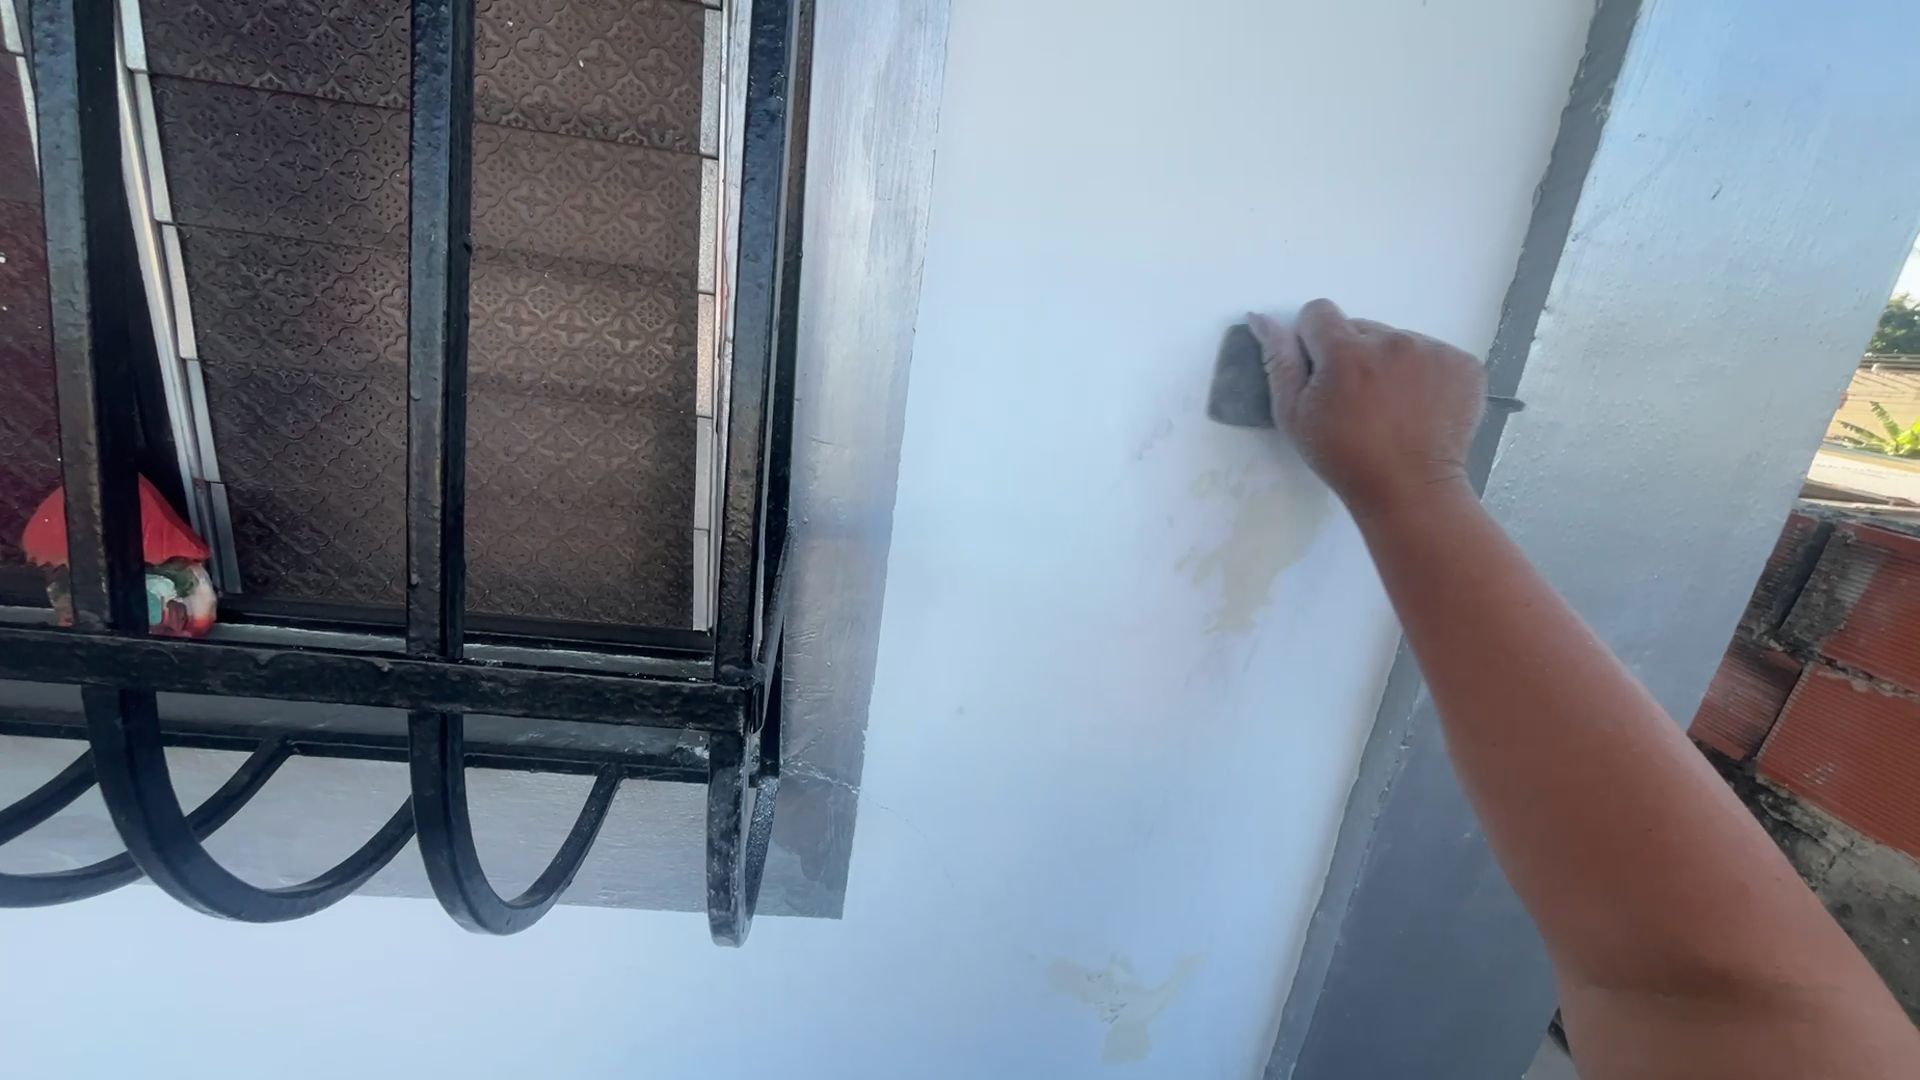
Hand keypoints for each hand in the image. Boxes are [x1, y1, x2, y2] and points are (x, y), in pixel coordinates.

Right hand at [1247, 299, 1486, 521]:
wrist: (1409, 489)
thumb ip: (1279, 361)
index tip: (1318, 372)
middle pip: (1359, 327)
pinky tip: (1414, 406)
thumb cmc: (1341, 456)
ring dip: (1385, 363)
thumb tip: (1261, 318)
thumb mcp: (1293, 415)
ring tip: (1386, 405)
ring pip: (1395, 340)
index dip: (1310, 340)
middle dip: (1350, 353)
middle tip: (1352, 398)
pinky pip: (1431, 354)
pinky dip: (1420, 374)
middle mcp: (1393, 341)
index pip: (1318, 313)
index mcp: (1346, 352)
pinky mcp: (1463, 364)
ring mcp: (1434, 350)